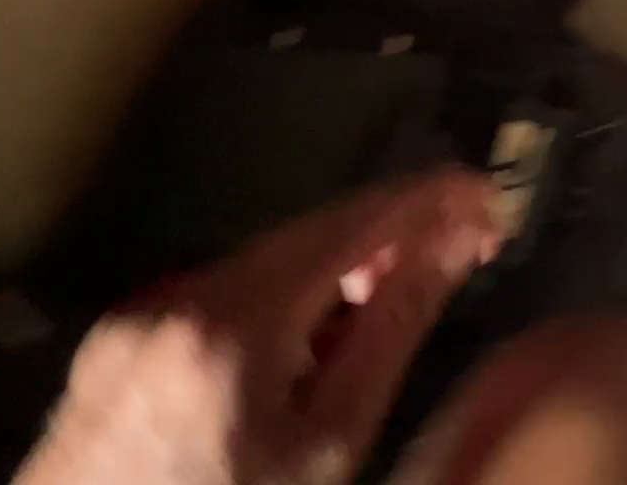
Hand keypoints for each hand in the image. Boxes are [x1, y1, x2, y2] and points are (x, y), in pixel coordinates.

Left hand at [17, 169, 500, 484]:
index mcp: (234, 318)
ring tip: (409, 290)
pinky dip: (308, 285)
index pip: (362, 220)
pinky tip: (337, 321)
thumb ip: (401, 320)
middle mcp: (182, 296)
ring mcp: (147, 313)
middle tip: (474, 243)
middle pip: (324, 227)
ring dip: (360, 257)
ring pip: (287, 252)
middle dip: (406, 226)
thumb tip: (464, 234)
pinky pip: (246, 282)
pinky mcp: (132, 336)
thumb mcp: (336, 432)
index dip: (437, 196)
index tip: (493, 194)